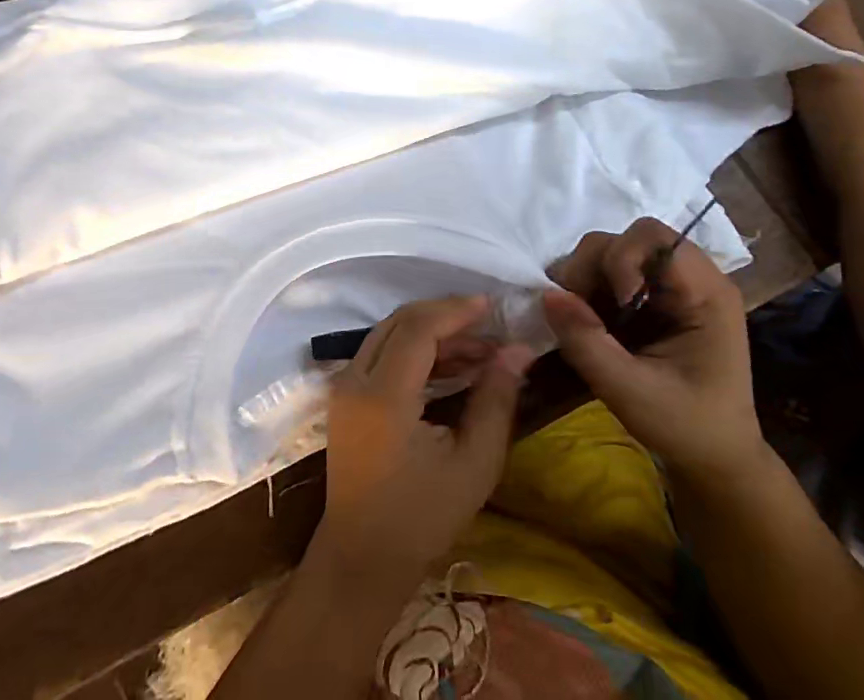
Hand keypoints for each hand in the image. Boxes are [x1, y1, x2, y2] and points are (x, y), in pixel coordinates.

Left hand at [319, 296, 534, 575]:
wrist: (362, 558)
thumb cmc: (422, 517)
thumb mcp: (474, 462)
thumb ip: (495, 399)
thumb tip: (518, 350)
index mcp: (383, 397)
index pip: (418, 328)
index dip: (456, 310)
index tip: (493, 306)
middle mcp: (355, 382)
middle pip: (399, 322)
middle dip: (446, 316)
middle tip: (490, 327)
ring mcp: (344, 389)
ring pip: (388, 335)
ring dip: (432, 334)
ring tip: (481, 351)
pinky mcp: (346, 399)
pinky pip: (381, 355)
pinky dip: (415, 351)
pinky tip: (452, 367)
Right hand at [544, 219, 766, 483]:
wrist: (715, 458)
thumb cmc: (686, 427)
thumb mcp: (632, 392)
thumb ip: (588, 343)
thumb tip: (547, 295)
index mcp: (706, 294)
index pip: (655, 238)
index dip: (621, 260)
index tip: (614, 307)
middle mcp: (692, 279)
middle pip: (630, 239)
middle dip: (594, 267)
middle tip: (577, 312)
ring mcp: (672, 289)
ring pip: (616, 252)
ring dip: (588, 278)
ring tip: (580, 320)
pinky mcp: (655, 301)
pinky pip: (614, 275)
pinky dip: (592, 291)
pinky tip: (588, 323)